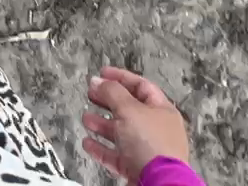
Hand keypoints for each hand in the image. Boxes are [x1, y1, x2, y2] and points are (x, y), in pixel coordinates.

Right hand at [82, 66, 190, 180]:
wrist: (159, 184)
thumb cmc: (149, 142)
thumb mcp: (129, 109)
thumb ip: (111, 91)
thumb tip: (97, 80)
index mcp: (161, 111)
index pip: (140, 86)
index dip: (120, 77)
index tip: (101, 73)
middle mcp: (156, 129)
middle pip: (128, 109)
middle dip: (107, 101)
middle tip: (90, 93)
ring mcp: (146, 150)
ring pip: (120, 133)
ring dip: (101, 125)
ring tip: (86, 118)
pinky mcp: (136, 168)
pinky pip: (116, 155)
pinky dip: (101, 148)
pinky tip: (88, 143)